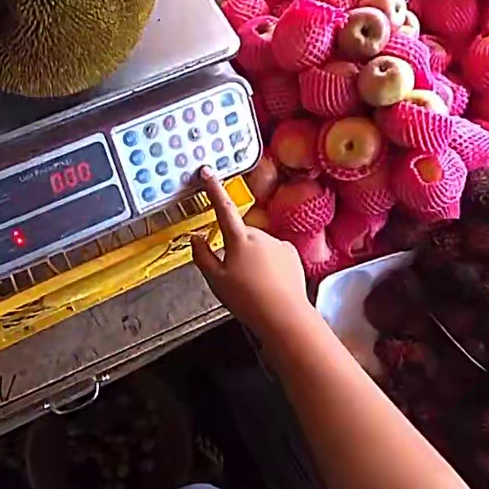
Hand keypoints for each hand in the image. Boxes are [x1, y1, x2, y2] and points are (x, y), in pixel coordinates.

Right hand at [190, 167, 316, 341]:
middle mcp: (260, 235)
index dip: (213, 189)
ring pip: (258, 243)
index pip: (222, 208)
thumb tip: (196, 239)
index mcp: (238, 239)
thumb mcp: (215, 281)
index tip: (207, 172)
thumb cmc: (247, 300)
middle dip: (235, 246)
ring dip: (252, 256)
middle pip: (241, 233)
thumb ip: (202, 256)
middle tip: (233, 273)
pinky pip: (273, 252)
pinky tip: (268, 282)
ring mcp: (278, 243)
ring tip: (253, 284)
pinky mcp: (291, 253)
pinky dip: (268, 262)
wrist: (284, 316)